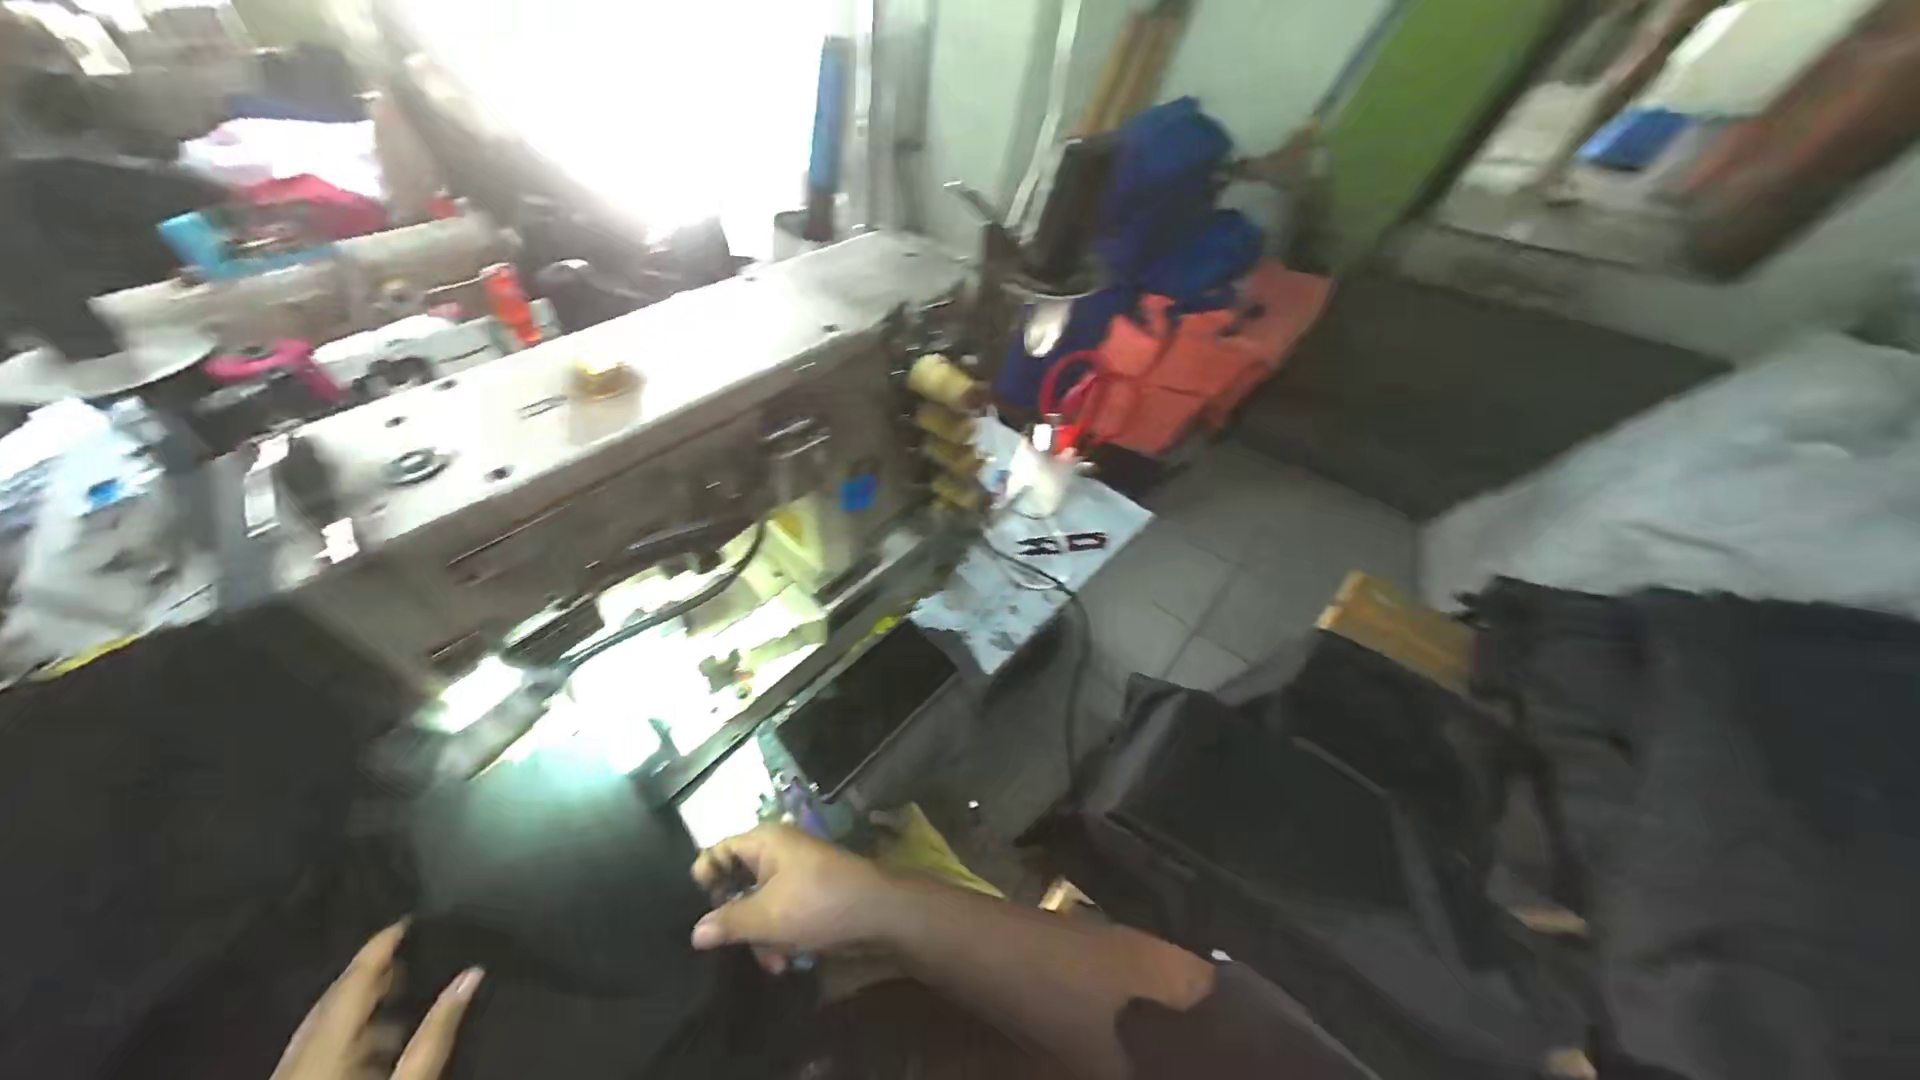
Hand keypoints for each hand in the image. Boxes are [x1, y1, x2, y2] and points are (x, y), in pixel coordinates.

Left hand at [270, 921, 482, 1079]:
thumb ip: (436, 1033)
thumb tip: (471, 973)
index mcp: (323, 1053)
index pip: (351, 985)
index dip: (376, 949)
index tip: (404, 920)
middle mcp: (298, 1062)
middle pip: (330, 1004)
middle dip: (365, 973)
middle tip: (404, 947)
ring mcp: (290, 1079)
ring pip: (319, 1028)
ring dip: (356, 1003)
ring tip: (397, 985)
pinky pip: (316, 1050)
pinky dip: (347, 1031)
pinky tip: (375, 1038)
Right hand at [689, 824, 900, 965]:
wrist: (877, 912)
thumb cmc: (818, 902)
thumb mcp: (767, 916)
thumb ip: (728, 922)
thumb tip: (695, 931)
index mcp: (765, 841)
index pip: (719, 851)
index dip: (706, 879)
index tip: (700, 912)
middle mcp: (778, 851)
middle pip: (737, 882)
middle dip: (738, 920)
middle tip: (738, 946)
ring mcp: (795, 872)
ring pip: (758, 904)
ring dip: (761, 937)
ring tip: (775, 962)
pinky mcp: (808, 894)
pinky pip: (779, 913)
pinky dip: (779, 936)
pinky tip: (787, 960)